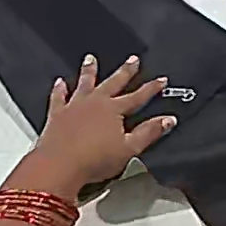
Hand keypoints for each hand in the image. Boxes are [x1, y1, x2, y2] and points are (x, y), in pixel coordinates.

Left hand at [5, 55, 173, 198]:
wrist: (60, 165)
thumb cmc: (95, 159)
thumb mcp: (130, 148)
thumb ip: (149, 132)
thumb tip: (168, 120)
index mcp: (114, 110)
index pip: (138, 96)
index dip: (151, 88)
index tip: (161, 80)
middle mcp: (94, 103)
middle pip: (113, 83)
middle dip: (125, 71)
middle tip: (133, 59)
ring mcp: (74, 106)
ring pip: (85, 83)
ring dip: (89, 71)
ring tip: (91, 59)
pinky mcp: (57, 115)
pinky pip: (59, 97)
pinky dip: (60, 89)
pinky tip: (60, 82)